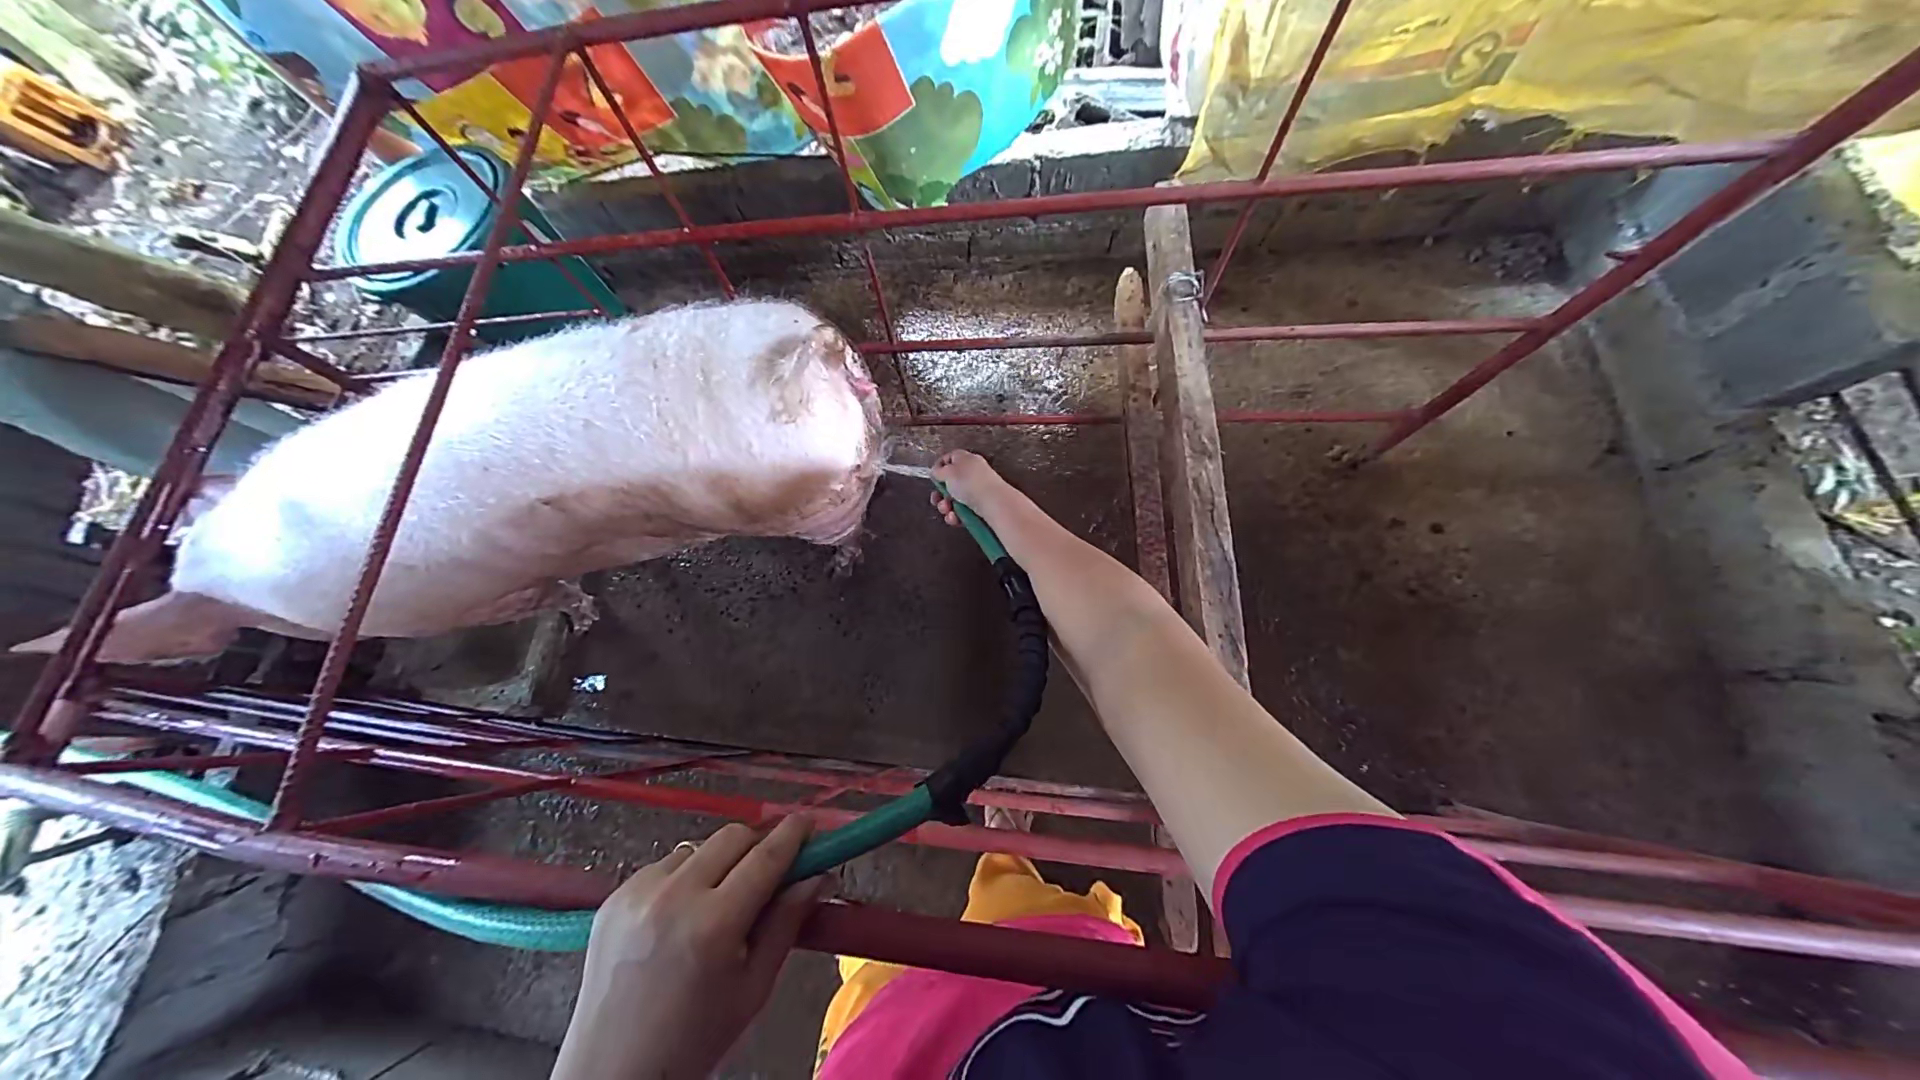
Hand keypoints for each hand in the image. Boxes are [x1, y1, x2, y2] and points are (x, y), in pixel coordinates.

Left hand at [552, 818, 827, 1079]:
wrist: (612, 1074)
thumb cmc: (695, 1038)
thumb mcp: (755, 986)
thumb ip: (788, 922)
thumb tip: (820, 875)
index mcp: (714, 924)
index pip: (766, 856)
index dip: (793, 833)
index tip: (808, 822)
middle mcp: (674, 897)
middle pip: (733, 836)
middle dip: (758, 845)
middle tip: (769, 871)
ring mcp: (638, 893)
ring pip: (698, 847)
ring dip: (719, 861)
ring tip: (720, 900)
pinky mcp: (614, 897)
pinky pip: (665, 865)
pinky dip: (684, 877)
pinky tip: (682, 913)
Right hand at [929, 449, 1005, 524]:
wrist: (993, 503)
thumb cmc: (971, 483)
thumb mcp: (948, 472)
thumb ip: (938, 471)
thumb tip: (935, 471)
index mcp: (966, 460)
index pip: (950, 458)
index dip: (939, 467)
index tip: (933, 477)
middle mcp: (972, 474)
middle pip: (950, 483)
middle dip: (940, 494)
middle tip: (937, 500)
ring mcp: (976, 491)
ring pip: (954, 500)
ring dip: (946, 507)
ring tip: (947, 511)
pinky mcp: (979, 507)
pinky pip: (962, 511)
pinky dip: (956, 516)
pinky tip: (955, 518)